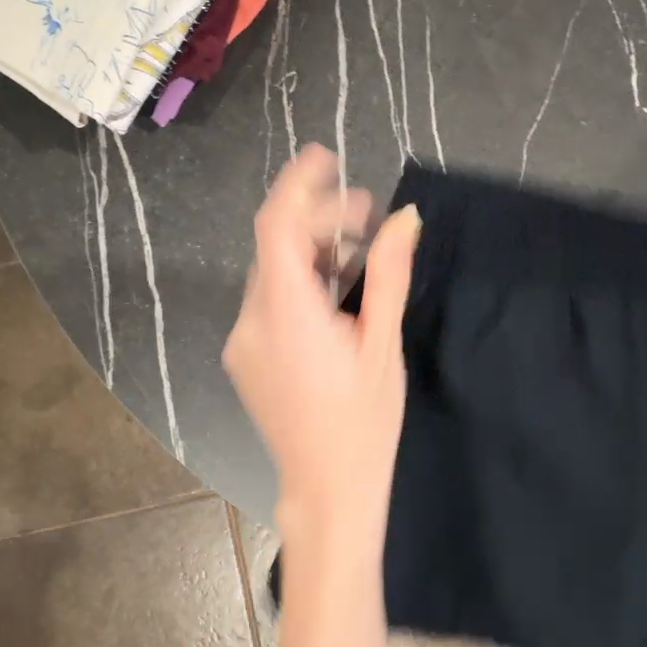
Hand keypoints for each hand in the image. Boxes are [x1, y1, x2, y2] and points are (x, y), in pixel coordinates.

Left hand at [223, 144, 420, 547]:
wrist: (327, 490)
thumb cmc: (364, 423)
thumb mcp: (383, 346)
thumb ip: (388, 276)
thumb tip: (404, 219)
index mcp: (287, 315)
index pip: (276, 226)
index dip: (299, 184)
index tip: (328, 156)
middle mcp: (251, 321)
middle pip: (274, 247)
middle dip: (319, 220)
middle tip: (370, 216)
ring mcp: (242, 342)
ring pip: (271, 275)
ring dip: (311, 253)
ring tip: (359, 253)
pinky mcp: (246, 359)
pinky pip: (269, 303)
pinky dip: (300, 284)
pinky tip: (335, 293)